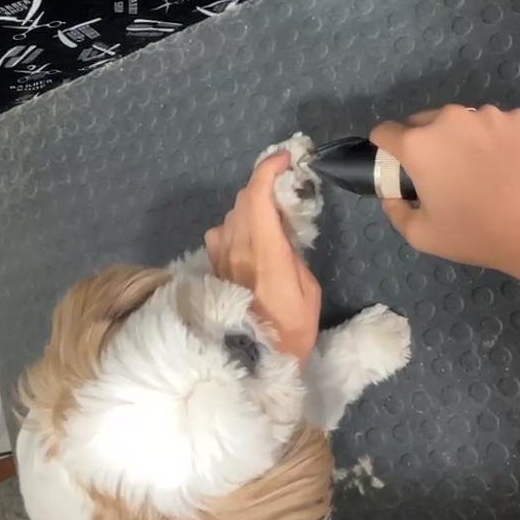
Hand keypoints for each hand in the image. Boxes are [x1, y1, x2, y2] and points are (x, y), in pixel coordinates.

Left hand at [205, 153, 321, 359]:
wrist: (253, 361)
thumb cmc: (291, 328)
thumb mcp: (308, 289)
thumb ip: (292, 254)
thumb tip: (281, 235)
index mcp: (264, 249)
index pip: (257, 193)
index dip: (268, 168)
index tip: (286, 159)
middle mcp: (235, 245)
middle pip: (244, 198)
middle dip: (264, 189)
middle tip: (285, 195)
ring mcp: (219, 255)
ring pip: (231, 215)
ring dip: (251, 210)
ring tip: (270, 226)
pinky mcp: (211, 266)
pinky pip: (222, 234)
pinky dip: (238, 229)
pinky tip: (250, 247)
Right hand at [371, 106, 519, 281]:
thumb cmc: (477, 234)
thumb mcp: (421, 235)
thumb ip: (395, 210)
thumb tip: (393, 194)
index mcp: (419, 144)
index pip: (384, 131)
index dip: (385, 148)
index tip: (397, 164)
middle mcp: (449, 119)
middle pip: (423, 122)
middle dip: (425, 143)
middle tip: (442, 174)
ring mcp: (488, 115)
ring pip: (462, 122)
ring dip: (461, 139)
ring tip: (481, 170)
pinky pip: (496, 125)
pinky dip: (495, 139)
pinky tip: (508, 166)